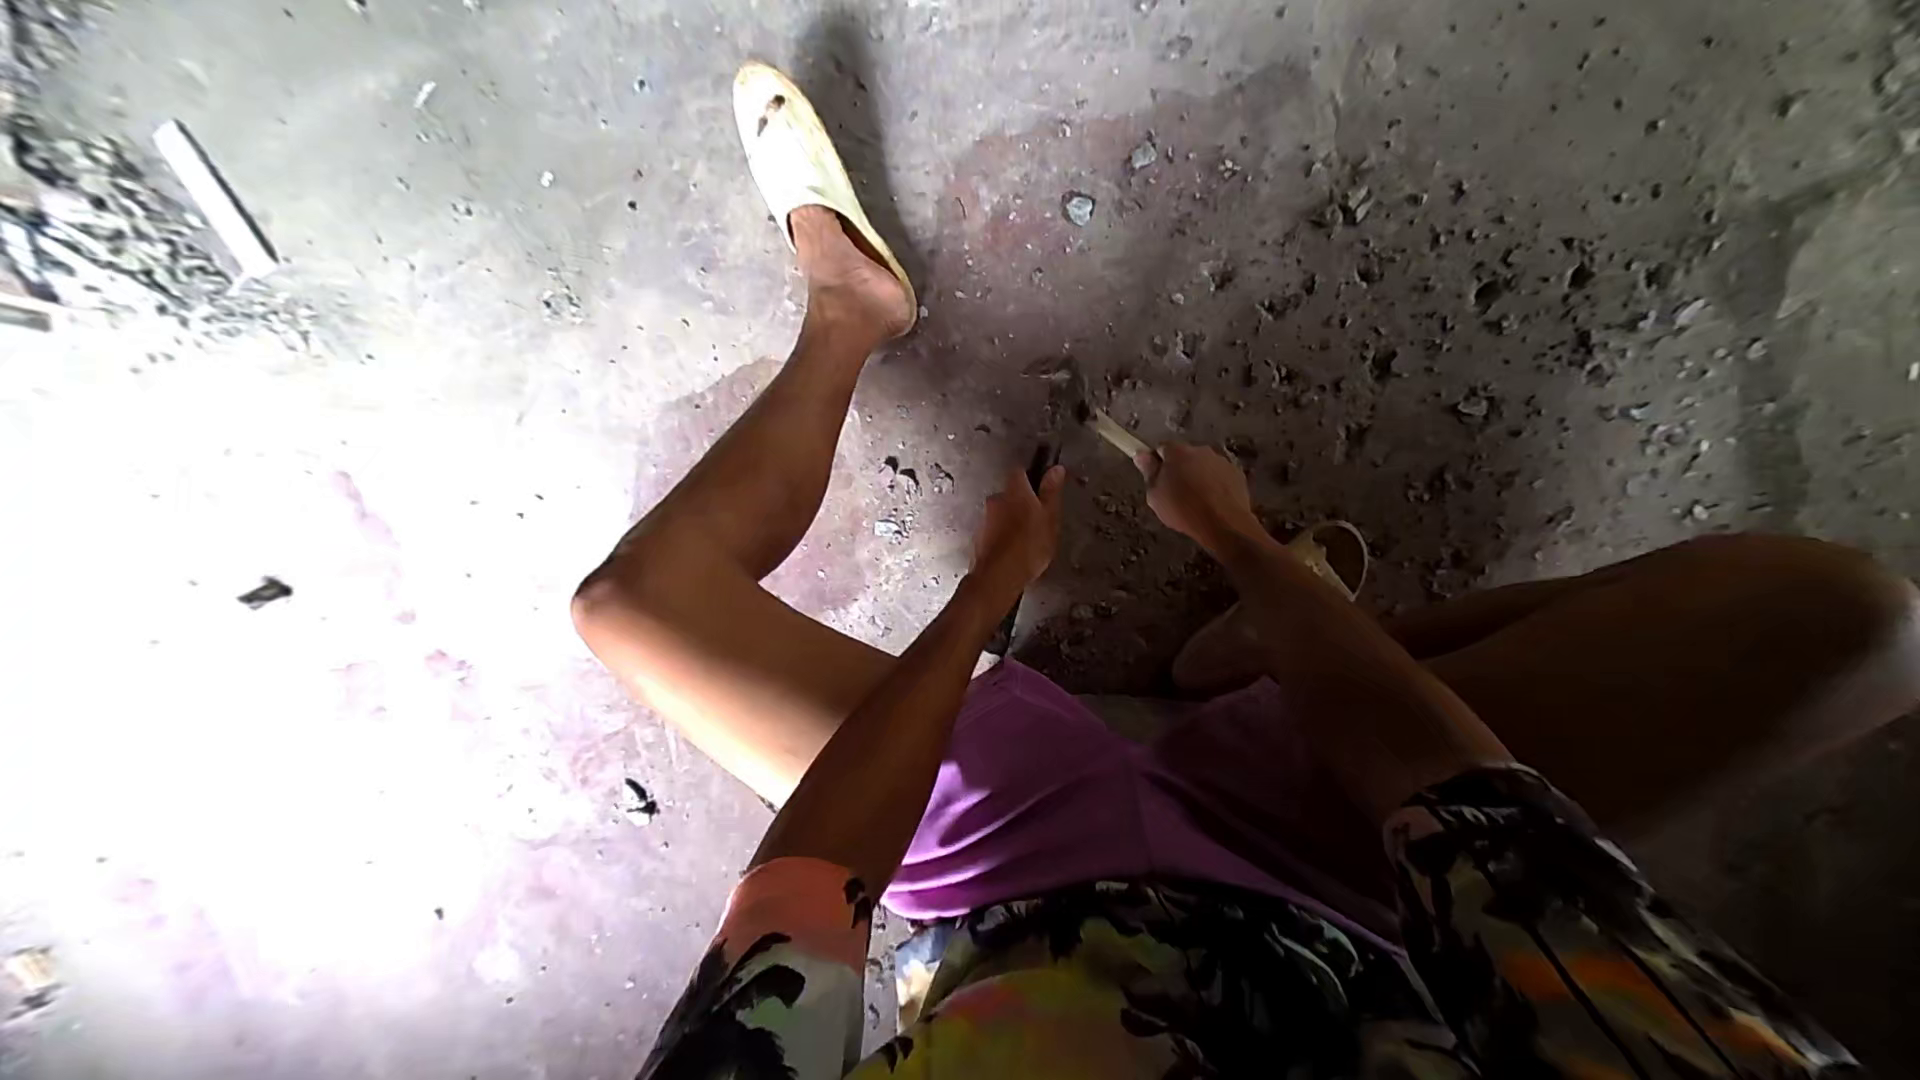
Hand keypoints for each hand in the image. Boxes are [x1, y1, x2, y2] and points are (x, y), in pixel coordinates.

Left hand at [971, 464, 1066, 590]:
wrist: (998, 576)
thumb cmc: (1028, 546)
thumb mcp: (1050, 518)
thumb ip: (1051, 492)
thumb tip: (1055, 470)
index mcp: (1015, 490)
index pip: (1020, 472)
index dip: (1031, 478)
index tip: (1042, 489)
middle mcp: (995, 500)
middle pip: (1010, 495)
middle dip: (1022, 504)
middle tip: (1038, 521)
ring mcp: (984, 519)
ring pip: (1001, 514)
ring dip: (1011, 522)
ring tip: (1027, 542)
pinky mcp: (978, 538)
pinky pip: (994, 532)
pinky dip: (1002, 537)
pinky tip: (1014, 552)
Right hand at [1135, 442, 1264, 550]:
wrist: (1223, 524)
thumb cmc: (1183, 509)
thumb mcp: (1155, 495)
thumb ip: (1148, 471)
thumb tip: (1141, 454)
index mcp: (1178, 452)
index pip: (1162, 447)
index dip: (1157, 461)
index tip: (1155, 477)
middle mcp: (1201, 450)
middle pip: (1185, 455)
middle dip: (1179, 468)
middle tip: (1173, 491)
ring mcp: (1222, 461)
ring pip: (1203, 465)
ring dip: (1197, 476)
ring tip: (1195, 500)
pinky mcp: (1237, 474)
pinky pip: (1219, 475)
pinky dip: (1214, 484)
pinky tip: (1211, 502)